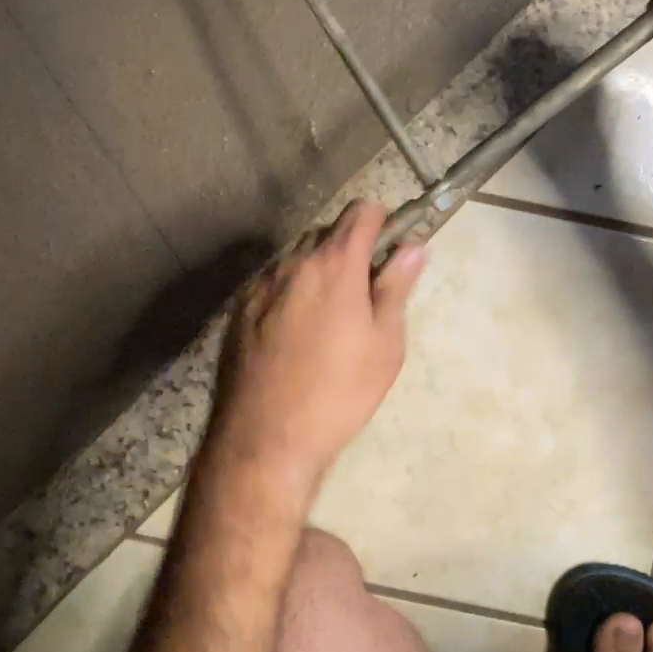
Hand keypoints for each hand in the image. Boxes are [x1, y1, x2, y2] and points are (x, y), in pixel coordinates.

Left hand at [211, 201, 426, 487]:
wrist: (265, 439)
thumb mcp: (385, 343)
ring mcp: (260, 285)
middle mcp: (292, 262)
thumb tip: (414, 246)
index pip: (361, 212)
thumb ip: (396, 287)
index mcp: (334, 264)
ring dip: (317, 270)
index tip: (391, 244)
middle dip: (348, 249)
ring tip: (330, 316)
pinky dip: (290, 291)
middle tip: (365, 291)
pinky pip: (272, 284)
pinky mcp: (239, 310)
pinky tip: (296, 332)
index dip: (381, 220)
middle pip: (326, 234)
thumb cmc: (340, 392)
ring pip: (296, 258)